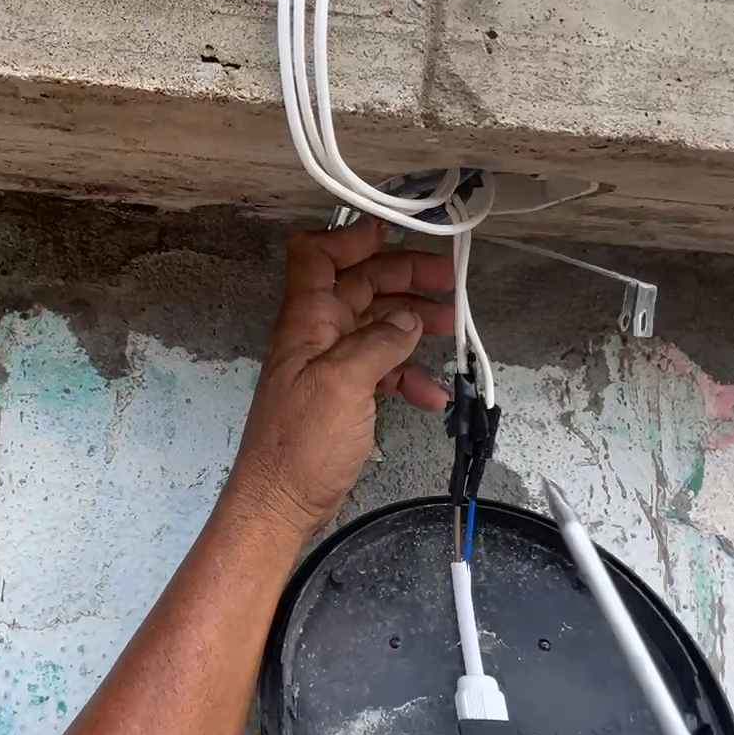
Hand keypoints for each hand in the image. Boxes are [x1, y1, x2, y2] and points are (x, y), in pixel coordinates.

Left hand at [226, 219, 454, 538]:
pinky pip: (380, 368)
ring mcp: (331, 363)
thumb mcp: (342, 385)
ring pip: (376, 324)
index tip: (395, 232)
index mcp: (306, 319)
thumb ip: (376, 345)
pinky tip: (433, 394)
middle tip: (450, 281)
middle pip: (359, 285)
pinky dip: (407, 374)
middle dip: (402, 276)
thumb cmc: (301, 443)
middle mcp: (317, 333)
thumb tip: (408, 319)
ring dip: (412, 322)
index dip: (350, 237)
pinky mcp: (345, 393)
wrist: (281, 502)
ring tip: (452, 326)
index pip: (315, 256)